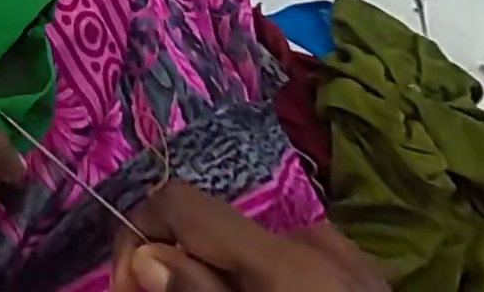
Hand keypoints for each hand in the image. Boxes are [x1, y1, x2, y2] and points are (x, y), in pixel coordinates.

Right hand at [110, 181, 387, 291]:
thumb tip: (144, 255)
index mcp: (292, 259)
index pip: (182, 201)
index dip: (138, 229)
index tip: (123, 282)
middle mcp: (319, 239)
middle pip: (210, 220)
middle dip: (173, 256)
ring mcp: (345, 254)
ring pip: (243, 239)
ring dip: (211, 267)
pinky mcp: (361, 272)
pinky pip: (282, 253)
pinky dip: (251, 273)